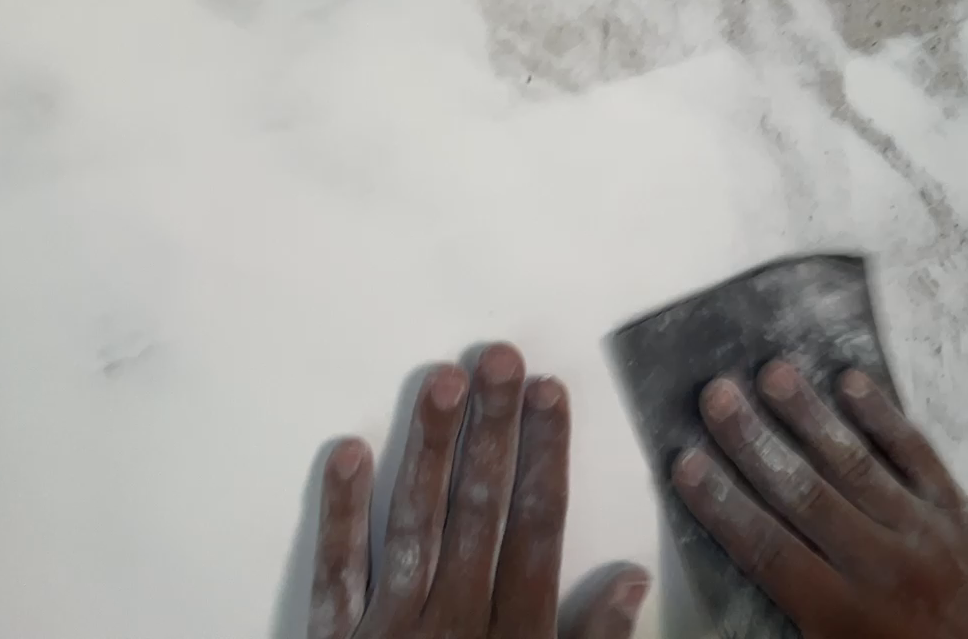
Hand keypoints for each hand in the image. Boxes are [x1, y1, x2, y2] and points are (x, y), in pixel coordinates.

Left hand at [308, 343, 648, 638]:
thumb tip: (632, 574)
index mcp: (513, 634)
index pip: (539, 525)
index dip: (547, 453)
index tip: (548, 388)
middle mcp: (455, 619)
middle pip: (480, 507)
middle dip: (493, 428)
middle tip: (497, 356)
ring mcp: (390, 631)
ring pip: (415, 524)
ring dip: (427, 449)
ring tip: (440, 379)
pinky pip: (335, 578)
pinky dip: (339, 517)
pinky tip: (347, 452)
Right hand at [670, 362, 967, 638]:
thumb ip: (793, 620)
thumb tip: (737, 583)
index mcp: (847, 617)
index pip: (770, 552)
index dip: (723, 506)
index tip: (685, 461)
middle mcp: (884, 567)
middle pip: (806, 494)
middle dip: (754, 441)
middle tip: (717, 393)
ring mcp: (926, 532)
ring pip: (856, 463)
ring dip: (810, 414)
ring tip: (774, 370)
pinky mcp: (960, 511)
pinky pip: (918, 455)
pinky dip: (884, 417)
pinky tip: (852, 380)